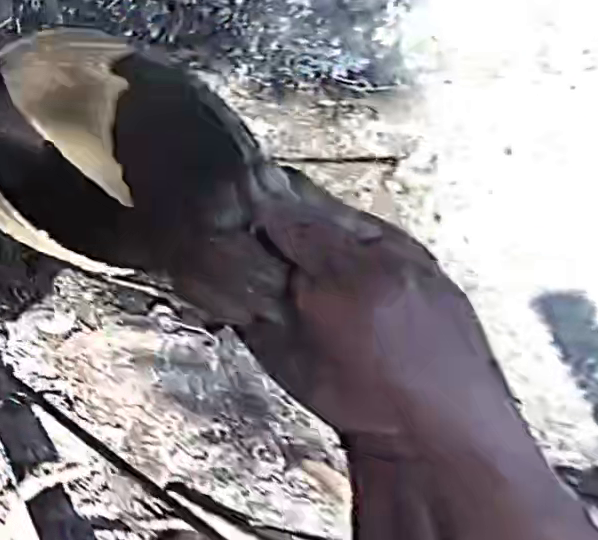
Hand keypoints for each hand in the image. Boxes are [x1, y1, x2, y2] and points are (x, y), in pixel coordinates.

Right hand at [237, 185, 523, 454]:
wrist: (409, 440)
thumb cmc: (414, 362)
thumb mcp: (366, 281)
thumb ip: (309, 231)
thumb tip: (255, 182)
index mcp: (354, 238)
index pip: (283, 192)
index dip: (250, 193)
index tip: (224, 199)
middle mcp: (311, 256)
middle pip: (243, 220)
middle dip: (234, 238)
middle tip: (247, 263)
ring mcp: (278, 285)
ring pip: (219, 251)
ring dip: (224, 271)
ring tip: (255, 302)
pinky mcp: (249, 312)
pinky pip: (209, 285)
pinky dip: (211, 293)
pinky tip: (233, 309)